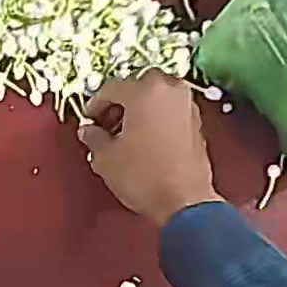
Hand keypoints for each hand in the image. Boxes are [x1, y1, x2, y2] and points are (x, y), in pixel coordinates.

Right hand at [79, 69, 221, 224]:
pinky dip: (156, 118)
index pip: (111, 88)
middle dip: (120, 102)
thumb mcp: (106, 158)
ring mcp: (187, 106)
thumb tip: (89, 132)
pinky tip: (144, 140)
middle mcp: (169, 91)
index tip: (89, 118)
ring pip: (157, 96)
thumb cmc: (145, 177)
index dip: (95, 104)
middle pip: (137, 86)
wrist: (184, 200)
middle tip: (106, 123)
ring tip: (125, 134)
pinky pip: (170, 110)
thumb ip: (94, 138)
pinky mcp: (197, 123)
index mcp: (144, 92)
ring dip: (139, 109)